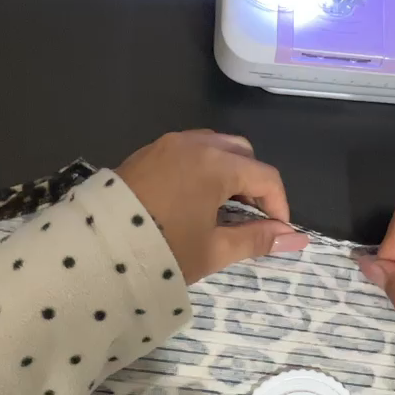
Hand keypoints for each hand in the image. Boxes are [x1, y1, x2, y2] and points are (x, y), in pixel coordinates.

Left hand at [116, 131, 309, 283]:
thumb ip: (258, 239)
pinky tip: (195, 199)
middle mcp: (195, 144)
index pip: (265, 176)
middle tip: (250, 217)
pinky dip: (202, 168)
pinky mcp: (148, 152)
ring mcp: (168, 144)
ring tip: (223, 208)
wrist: (97, 251)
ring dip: (228, 171)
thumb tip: (296, 239)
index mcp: (216, 164)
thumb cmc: (163, 250)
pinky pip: (188, 151)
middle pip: (242, 153)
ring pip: (215, 147)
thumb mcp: (214, 250)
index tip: (277, 232)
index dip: (278, 205)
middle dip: (253, 182)